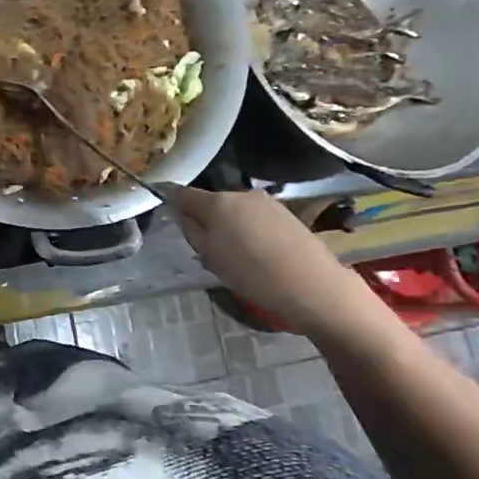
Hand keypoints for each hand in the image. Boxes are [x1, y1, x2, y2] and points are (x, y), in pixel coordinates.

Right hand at [172, 188, 375, 333]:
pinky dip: (247, 229)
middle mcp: (241, 194)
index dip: (172, 202)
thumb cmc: (253, 275)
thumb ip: (192, 231)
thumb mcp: (212, 258)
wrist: (310, 284)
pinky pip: (254, 216)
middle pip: (211, 201)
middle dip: (204, 218)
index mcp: (218, 202)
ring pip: (234, 209)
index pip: (184, 193)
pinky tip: (256, 253)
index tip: (168, 213)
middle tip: (205, 249)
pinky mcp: (285, 212)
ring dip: (227, 225)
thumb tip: (180, 214)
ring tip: (234, 255)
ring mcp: (266, 201)